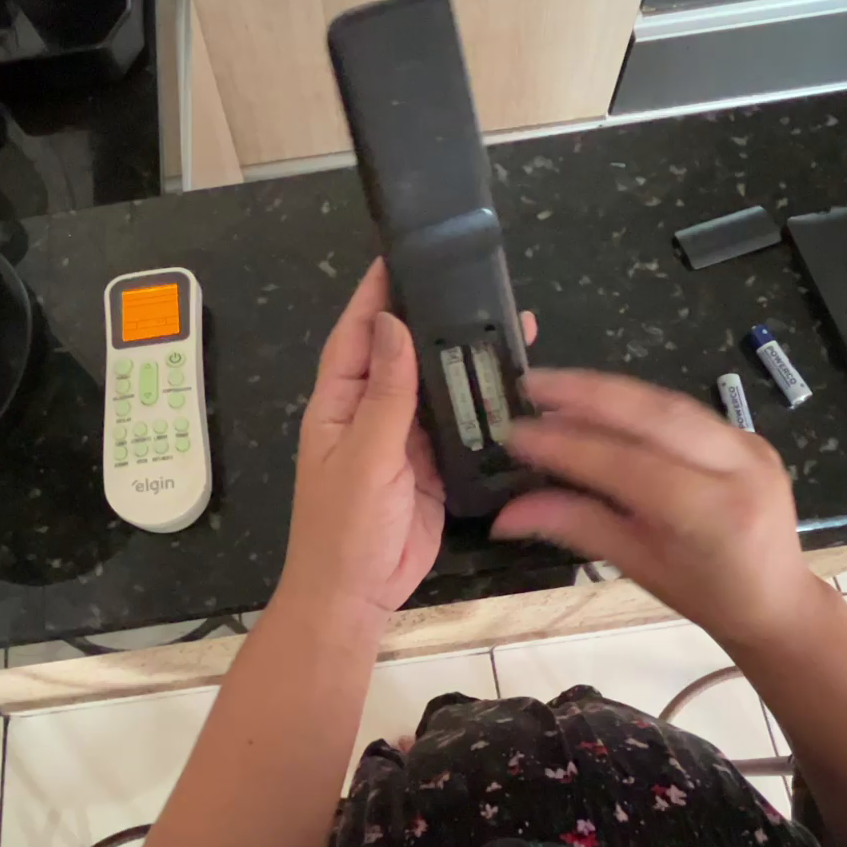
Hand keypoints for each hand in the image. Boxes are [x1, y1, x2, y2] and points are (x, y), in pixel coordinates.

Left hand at [278, 259, 534, 620]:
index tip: (401, 254)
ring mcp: (402, 436)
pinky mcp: (431, 462)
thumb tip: (393, 325)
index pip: (358, 334)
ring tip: (506, 325)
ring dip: (461, 358)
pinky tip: (507, 384)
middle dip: (431, 319)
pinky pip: (454, 423)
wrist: (358, 593)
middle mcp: (371, 410)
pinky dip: (476, 403)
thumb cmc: (345, 526)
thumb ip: (384, 394)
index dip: (376, 294)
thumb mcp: (364, 456)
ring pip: (433, 386)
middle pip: (401, 352)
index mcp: (339, 401)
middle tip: (474, 284)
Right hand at [491, 369, 833, 642]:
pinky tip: (592, 400)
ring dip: (604, 391)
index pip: (631, 467)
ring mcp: (748, 443)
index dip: (569, 446)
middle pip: (655, 415)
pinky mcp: (744, 432)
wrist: (777, 597)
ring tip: (550, 386)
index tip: (517, 434)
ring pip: (666, 402)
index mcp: (715, 514)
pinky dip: (629, 402)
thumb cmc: (705, 595)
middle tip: (530, 385)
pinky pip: (678, 409)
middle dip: (586, 393)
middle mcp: (739, 467)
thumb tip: (505, 515)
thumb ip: (575, 526)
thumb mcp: (637, 566)